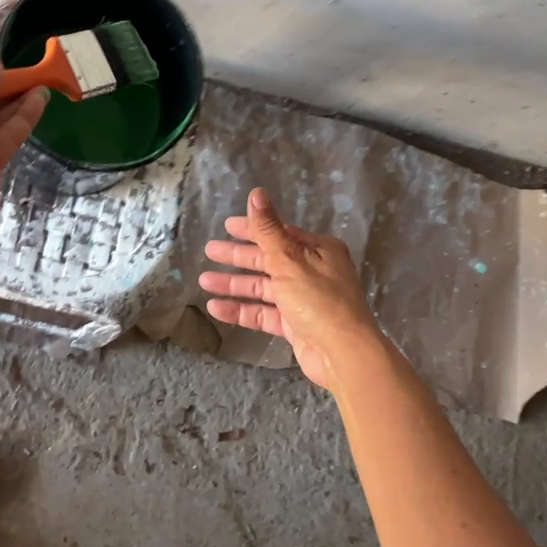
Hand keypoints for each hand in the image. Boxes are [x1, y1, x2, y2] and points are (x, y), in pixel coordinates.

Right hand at [199, 188, 379, 388]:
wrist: (343, 354)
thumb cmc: (318, 299)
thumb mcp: (289, 259)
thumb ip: (267, 229)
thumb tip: (256, 193)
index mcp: (317, 250)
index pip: (279, 233)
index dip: (251, 229)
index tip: (226, 226)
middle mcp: (312, 271)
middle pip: (268, 259)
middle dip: (238, 256)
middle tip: (209, 250)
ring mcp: (303, 300)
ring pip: (262, 287)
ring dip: (234, 283)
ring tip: (204, 280)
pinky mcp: (295, 325)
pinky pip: (263, 313)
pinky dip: (240, 309)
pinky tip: (216, 307)